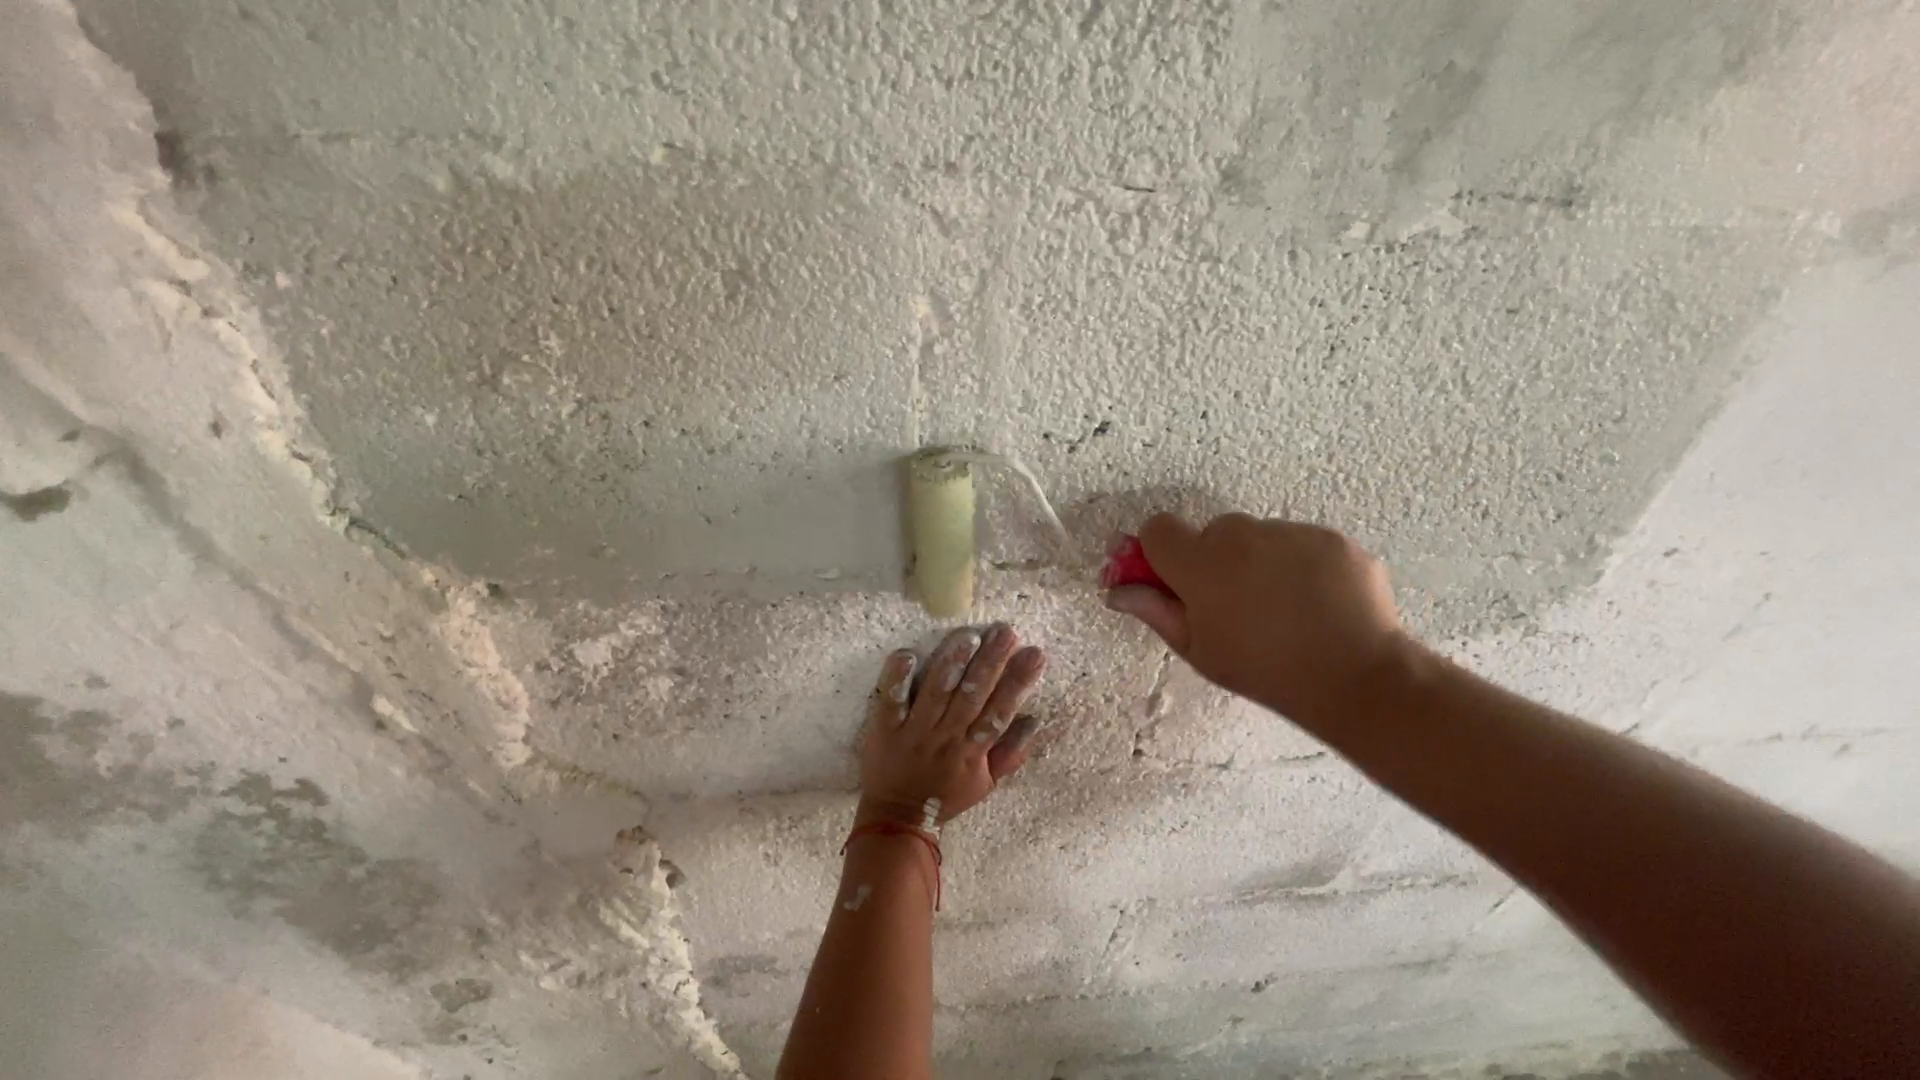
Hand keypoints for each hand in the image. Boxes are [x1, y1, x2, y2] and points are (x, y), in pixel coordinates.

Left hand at [859, 624, 1046, 829]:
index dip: (1018, 682)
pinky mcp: (885, 729)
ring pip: (937, 694)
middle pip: (972, 696)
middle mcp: (947, 737)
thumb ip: (1010, 752)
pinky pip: (892, 702)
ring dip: (952, 664)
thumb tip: (1034, 719)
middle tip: (1006, 631)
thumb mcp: (985, 783)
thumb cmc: (945, 797)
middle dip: (991, 662)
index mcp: (973, 750)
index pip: (1000, 711)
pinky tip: (908, 655)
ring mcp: (915, 732)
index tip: (1035, 653)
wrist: (897, 818)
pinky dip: (898, 680)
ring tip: (968, 636)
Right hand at [1103, 512, 1407, 725]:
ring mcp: (1291, 533)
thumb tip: (1118, 591)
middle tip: (1234, 605)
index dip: (1161, 552)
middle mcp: (1241, 535)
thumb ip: (1155, 610)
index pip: (1158, 529)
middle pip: (1213, 532)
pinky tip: (1316, 605)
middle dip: (1216, 560)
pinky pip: (1303, 544)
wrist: (1354, 675)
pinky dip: (1303, 566)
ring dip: (1261, 561)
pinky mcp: (1332, 539)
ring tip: (1282, 609)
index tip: (1174, 579)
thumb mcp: (1198, 650)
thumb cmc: (1264, 669)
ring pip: (1261, 537)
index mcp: (1199, 562)